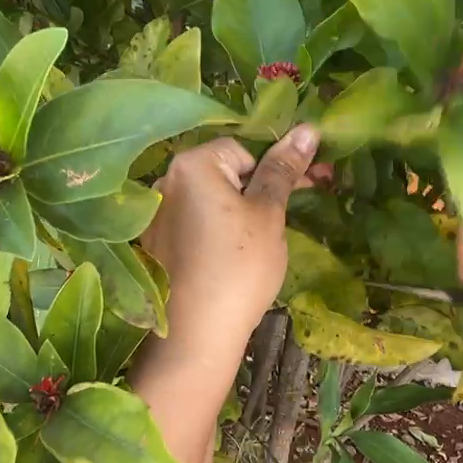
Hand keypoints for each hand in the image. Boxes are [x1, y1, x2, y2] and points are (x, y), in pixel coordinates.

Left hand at [142, 127, 320, 356]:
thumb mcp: (268, 214)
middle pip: (222, 174)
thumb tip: (308, 128)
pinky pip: (193, 227)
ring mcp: (156, 217)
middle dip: (256, 190)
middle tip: (287, 218)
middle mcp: (164, 183)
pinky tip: (231, 261)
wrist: (197, 334)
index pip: (241, 149)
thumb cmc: (239, 268)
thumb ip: (283, 170)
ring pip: (208, 202)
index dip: (271, 170)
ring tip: (260, 245)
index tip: (297, 193)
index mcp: (191, 165)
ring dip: (236, 213)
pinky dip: (214, 235)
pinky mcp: (155, 246)